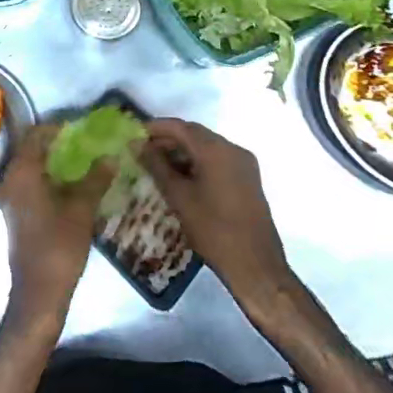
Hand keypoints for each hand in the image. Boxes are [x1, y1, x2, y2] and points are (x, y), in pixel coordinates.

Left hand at [0, 125, 112, 316]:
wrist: (38, 293)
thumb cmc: (58, 247)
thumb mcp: (82, 209)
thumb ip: (95, 179)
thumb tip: (110, 157)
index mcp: (22, 173)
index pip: (36, 135)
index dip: (59, 127)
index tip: (83, 128)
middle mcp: (12, 180)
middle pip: (33, 148)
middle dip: (59, 142)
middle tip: (87, 141)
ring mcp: (13, 198)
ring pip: (33, 166)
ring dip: (56, 160)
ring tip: (85, 159)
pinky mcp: (19, 213)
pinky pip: (33, 182)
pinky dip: (52, 176)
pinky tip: (74, 183)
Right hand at [138, 119, 295, 315]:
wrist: (256, 265)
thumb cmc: (213, 230)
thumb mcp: (179, 197)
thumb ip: (157, 166)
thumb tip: (138, 146)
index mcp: (216, 150)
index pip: (181, 127)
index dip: (157, 127)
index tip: (136, 134)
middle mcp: (233, 149)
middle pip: (196, 135)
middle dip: (169, 140)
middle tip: (143, 151)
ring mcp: (244, 163)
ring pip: (207, 148)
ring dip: (183, 152)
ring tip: (158, 165)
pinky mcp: (248, 179)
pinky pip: (219, 160)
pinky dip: (198, 162)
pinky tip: (181, 177)